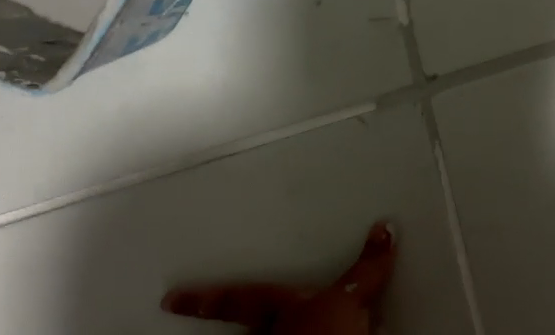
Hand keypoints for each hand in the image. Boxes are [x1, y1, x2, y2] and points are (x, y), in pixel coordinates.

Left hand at [163, 222, 395, 334]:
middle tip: (214, 312)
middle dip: (242, 325)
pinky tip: (316, 333)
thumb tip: (384, 230)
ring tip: (275, 326)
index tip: (171, 298)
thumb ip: (366, 267)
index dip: (206, 297)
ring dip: (269, 332)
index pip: (239, 297)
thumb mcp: (351, 297)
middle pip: (250, 329)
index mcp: (281, 311)